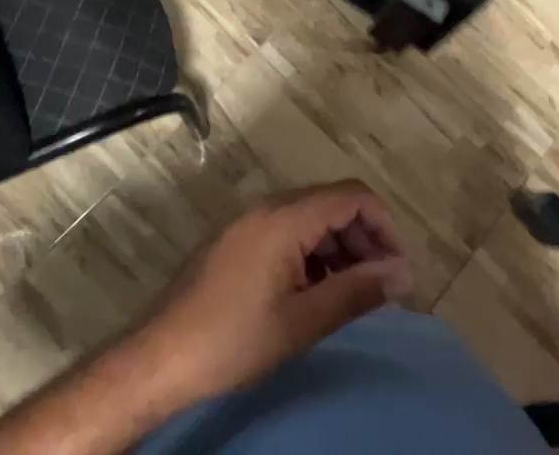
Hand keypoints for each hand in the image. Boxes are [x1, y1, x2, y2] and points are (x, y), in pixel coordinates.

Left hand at [129, 180, 412, 404]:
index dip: (384, 226)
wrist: (155, 360)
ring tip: (352, 292)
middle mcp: (267, 207)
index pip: (353, 197)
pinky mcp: (235, 242)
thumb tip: (403, 274)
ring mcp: (247, 223)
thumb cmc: (232, 340)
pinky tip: (315, 291)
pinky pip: (287, 231)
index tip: (397, 267)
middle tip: (380, 283)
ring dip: (339, 247)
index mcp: (285, 218)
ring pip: (310, 218)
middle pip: (333, 203)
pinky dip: (312, 253)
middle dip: (364, 238)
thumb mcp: (302, 321)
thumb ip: (356, 291)